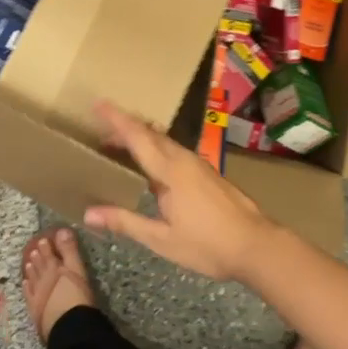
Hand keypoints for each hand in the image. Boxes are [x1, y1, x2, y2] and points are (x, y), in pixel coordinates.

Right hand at [82, 99, 277, 280]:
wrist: (258, 246)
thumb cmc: (208, 244)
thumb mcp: (162, 240)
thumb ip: (126, 223)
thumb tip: (89, 213)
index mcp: (169, 171)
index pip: (137, 136)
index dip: (116, 119)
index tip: (98, 102)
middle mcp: (183, 159)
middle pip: (149, 133)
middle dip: (124, 127)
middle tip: (101, 131)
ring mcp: (198, 163)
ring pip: (164, 140)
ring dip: (141, 138)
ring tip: (122, 146)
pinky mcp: (207, 171)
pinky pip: (174, 149)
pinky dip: (156, 148)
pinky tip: (153, 166)